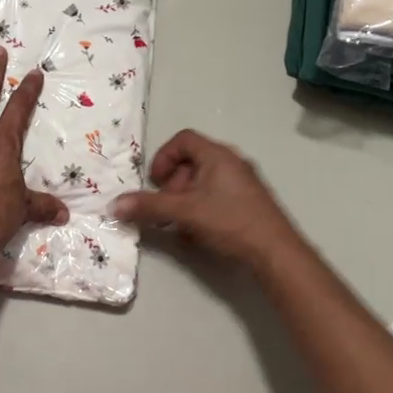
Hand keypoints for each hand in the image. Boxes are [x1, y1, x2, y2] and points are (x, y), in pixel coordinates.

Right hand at [112, 129, 305, 271]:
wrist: (277, 253)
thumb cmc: (230, 222)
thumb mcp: (184, 213)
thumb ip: (149, 207)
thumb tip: (115, 205)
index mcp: (217, 155)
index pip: (183, 139)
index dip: (164, 157)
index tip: (156, 182)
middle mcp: (232, 162)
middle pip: (193, 161)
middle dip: (174, 184)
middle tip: (167, 207)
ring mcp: (245, 182)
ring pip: (205, 181)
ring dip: (187, 199)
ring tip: (182, 225)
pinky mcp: (252, 202)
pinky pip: (219, 195)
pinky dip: (203, 208)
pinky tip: (201, 234)